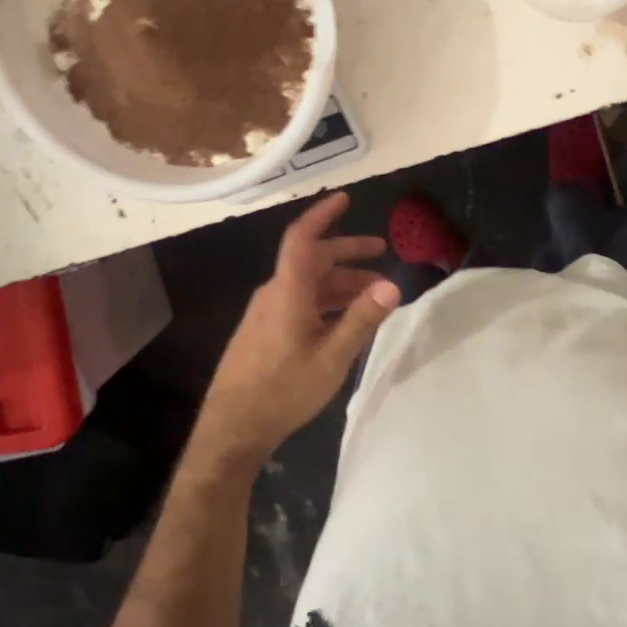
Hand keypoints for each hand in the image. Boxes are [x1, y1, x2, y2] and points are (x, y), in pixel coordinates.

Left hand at [194, 192, 399, 464]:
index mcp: (288, 292)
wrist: (234, 428)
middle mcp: (274, 294)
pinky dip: (327, 300)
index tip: (345, 199)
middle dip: (348, 255)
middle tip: (381, 254)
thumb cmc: (284, 390)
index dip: (323, 215)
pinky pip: (300, 301)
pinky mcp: (264, 331)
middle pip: (312, 260)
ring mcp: (266, 313)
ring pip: (308, 283)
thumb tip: (392, 286)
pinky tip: (345, 320)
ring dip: (341, 283)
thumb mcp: (332, 358)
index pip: (303, 239)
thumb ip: (362, 320)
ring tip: (374, 296)